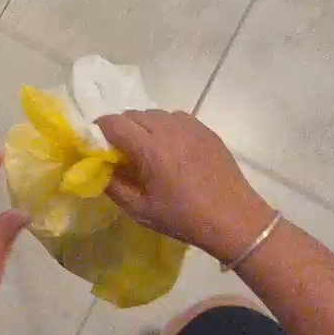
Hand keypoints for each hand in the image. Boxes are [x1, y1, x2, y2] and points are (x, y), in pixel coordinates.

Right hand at [94, 111, 274, 262]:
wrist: (236, 220)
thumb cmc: (185, 218)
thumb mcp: (141, 211)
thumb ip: (113, 186)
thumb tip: (97, 167)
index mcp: (149, 149)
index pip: (112, 122)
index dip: (100, 130)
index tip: (99, 146)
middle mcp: (167, 129)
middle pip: (132, 114)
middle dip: (121, 128)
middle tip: (123, 151)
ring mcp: (189, 126)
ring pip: (154, 113)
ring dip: (144, 126)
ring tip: (149, 149)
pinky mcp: (205, 129)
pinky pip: (175, 118)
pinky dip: (165, 127)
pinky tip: (172, 148)